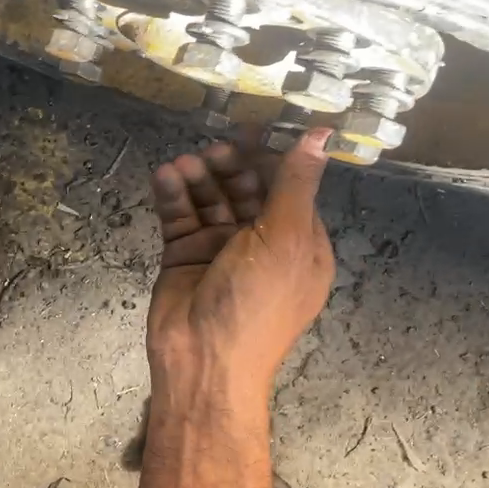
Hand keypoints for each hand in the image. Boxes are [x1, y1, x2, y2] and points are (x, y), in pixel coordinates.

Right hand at [146, 127, 335, 398]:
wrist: (203, 360)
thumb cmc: (256, 302)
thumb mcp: (285, 239)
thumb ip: (296, 183)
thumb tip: (323, 133)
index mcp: (299, 243)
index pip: (288, 187)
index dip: (272, 157)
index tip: (253, 126)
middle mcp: (261, 243)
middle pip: (246, 189)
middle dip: (232, 166)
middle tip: (214, 147)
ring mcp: (219, 250)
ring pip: (210, 200)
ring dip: (199, 179)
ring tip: (182, 164)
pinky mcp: (184, 256)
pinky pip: (181, 218)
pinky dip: (174, 196)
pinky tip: (165, 177)